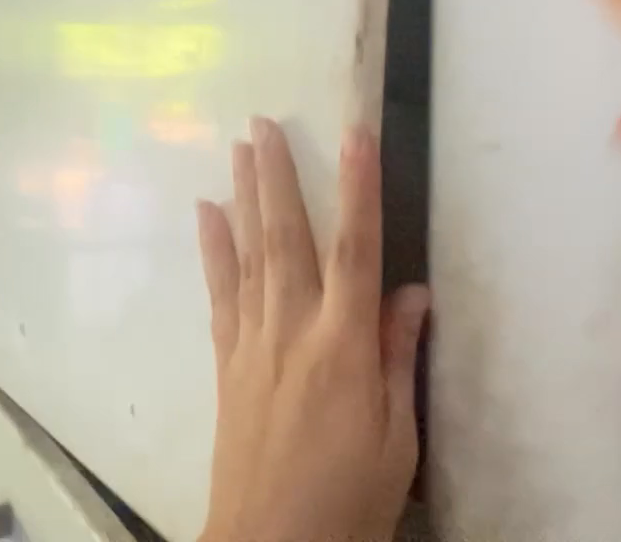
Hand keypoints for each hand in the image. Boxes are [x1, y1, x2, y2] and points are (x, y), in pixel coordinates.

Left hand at [195, 118, 429, 541]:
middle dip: (277, 174)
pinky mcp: (227, 359)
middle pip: (287, 235)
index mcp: (344, 345)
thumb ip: (398, 358)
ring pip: (250, 252)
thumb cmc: (347, 499)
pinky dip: (213, 247)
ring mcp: (253, 340)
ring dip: (245, 194)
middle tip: (264, 122)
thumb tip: (413, 292)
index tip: (356, 133)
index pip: (357, 249)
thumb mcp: (396, 439)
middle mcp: (293, 327)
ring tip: (240, 147)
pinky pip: (220, 291)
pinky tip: (207, 212)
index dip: (360, 187)